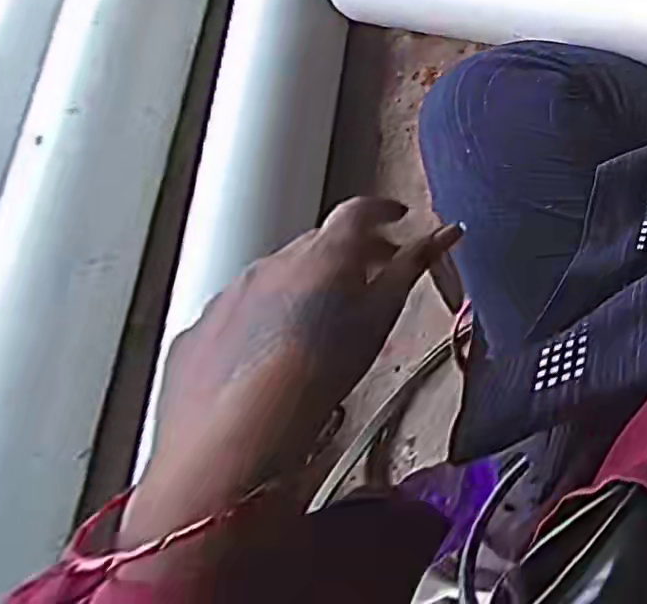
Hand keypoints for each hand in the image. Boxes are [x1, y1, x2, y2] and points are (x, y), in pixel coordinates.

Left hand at [122, 198, 460, 566]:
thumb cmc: (320, 372)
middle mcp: (275, 262)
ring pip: (281, 274)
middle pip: (322, 242)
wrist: (235, 438)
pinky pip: (242, 309)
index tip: (397, 217)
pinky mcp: (198, 330)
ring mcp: (231, 294)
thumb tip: (448, 233)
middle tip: (375, 275)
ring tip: (326, 322)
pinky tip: (277, 352)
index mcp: (326, 252)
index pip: (360, 210)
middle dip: (352, 252)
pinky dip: (266, 315)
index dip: (384, 209)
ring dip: (308, 283)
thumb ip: (416, 264)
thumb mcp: (385, 312)